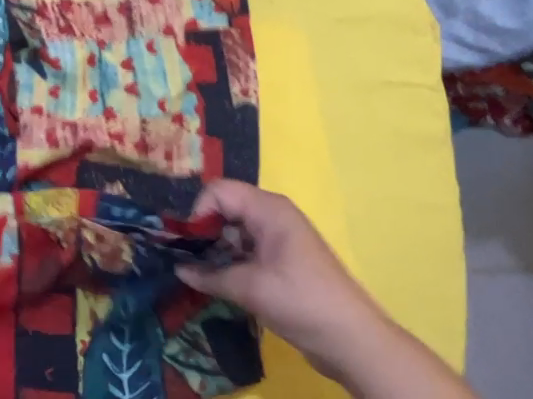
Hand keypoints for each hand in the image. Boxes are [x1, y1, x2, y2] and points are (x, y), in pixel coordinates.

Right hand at [174, 180, 384, 367]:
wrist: (353, 341)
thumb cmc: (302, 303)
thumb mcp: (250, 289)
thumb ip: (210, 275)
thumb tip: (178, 268)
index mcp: (269, 209)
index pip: (218, 192)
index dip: (198, 213)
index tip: (188, 245)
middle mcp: (273, 215)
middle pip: (225, 208)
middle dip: (203, 231)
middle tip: (187, 260)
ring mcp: (279, 238)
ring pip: (235, 230)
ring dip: (216, 248)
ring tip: (199, 274)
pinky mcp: (282, 260)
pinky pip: (247, 249)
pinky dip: (231, 261)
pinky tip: (219, 282)